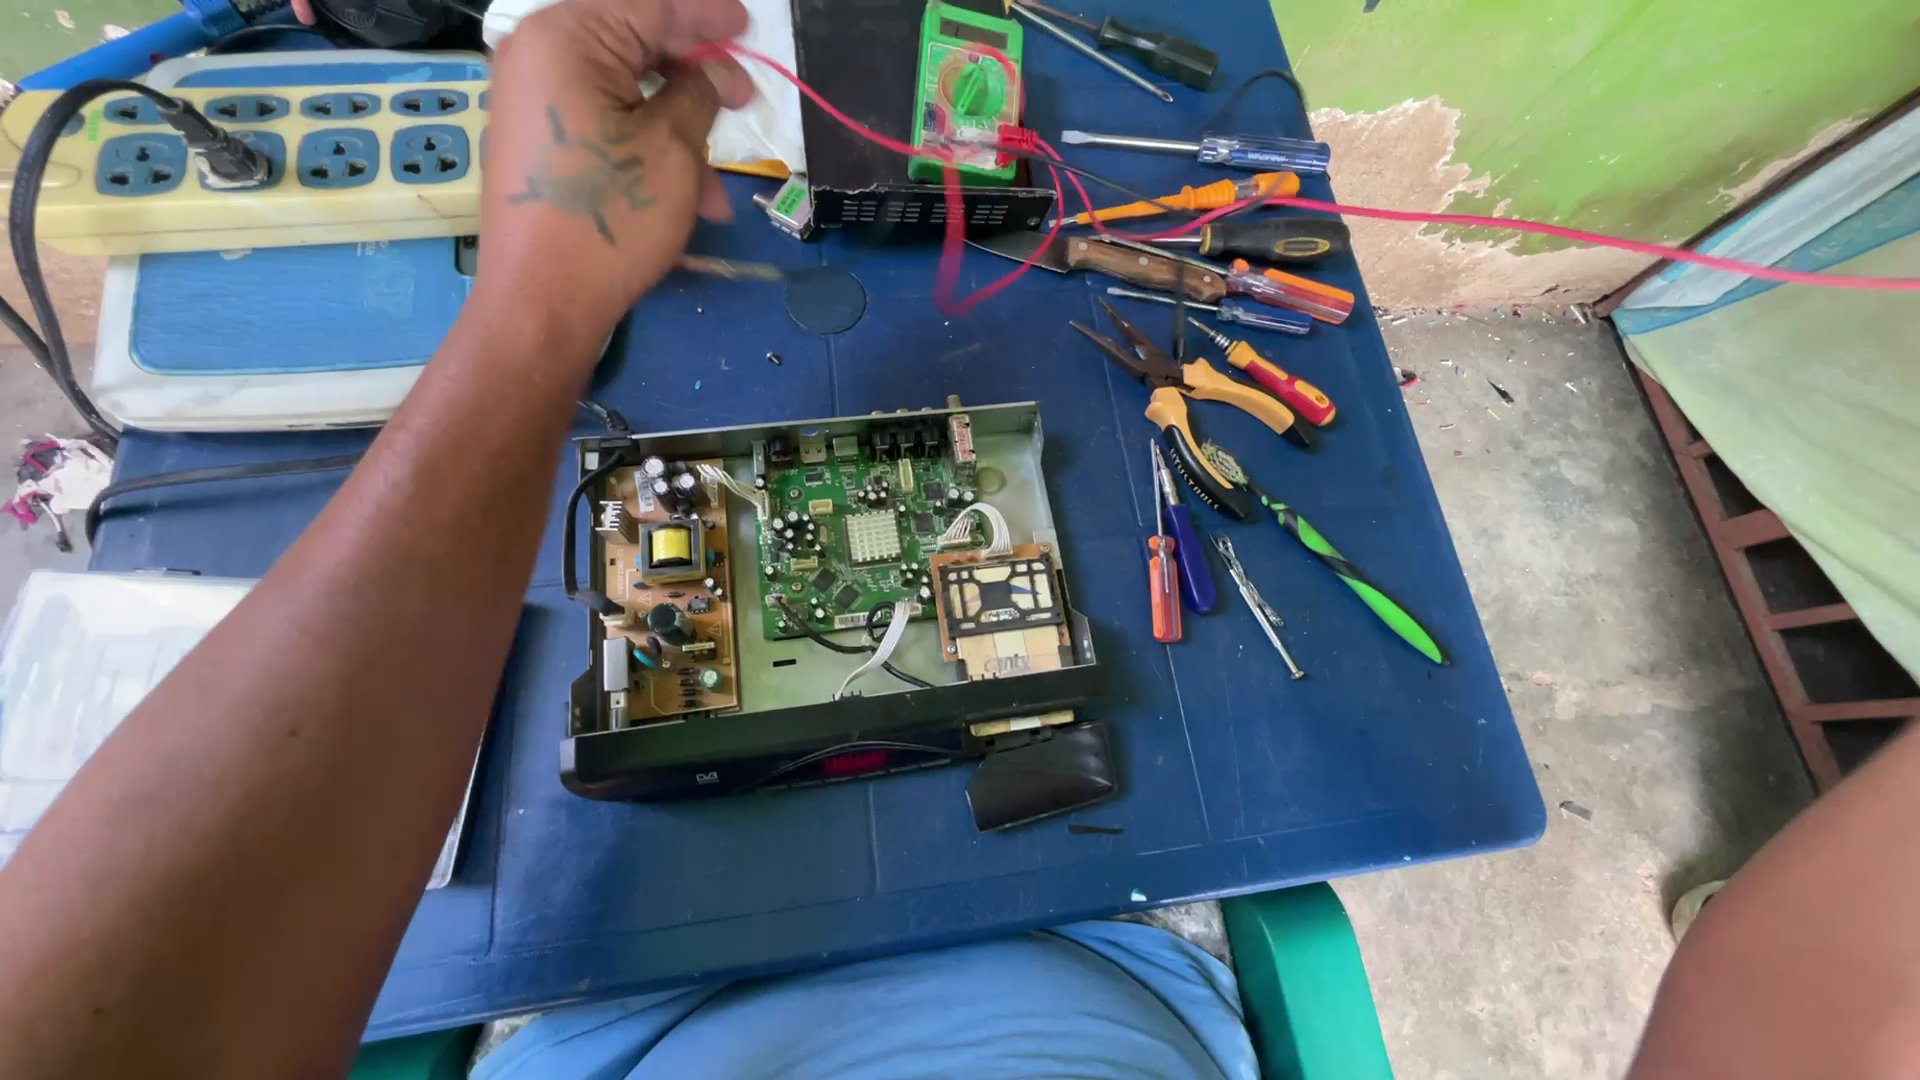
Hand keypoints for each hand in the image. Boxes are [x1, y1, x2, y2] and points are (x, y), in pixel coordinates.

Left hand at [472, 0, 752, 334]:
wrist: (545, 298)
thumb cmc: (614, 219)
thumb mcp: (673, 152)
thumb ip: (697, 95)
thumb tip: (712, 73)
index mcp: (567, 37)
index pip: (650, 5)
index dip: (706, 17)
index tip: (747, 24)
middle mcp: (540, 53)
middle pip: (633, 44)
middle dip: (695, 79)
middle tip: (742, 101)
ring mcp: (534, 100)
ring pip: (625, 95)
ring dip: (680, 134)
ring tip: (718, 193)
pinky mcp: (540, 141)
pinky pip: (605, 126)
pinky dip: (648, 151)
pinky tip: (686, 198)